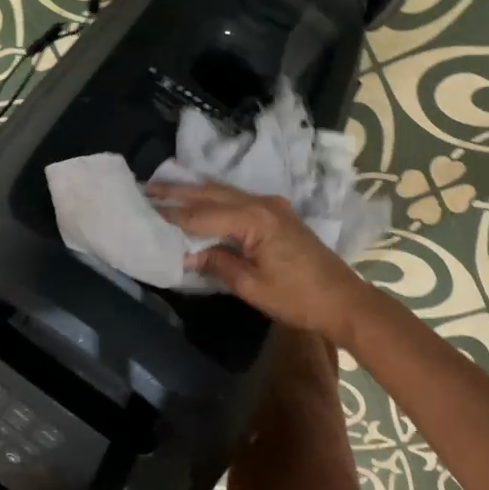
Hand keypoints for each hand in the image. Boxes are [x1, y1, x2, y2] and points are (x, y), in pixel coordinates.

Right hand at [146, 180, 384, 345]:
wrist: (344, 301)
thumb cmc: (298, 298)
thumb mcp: (251, 287)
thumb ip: (218, 263)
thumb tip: (189, 252)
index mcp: (255, 219)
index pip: (203, 214)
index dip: (173, 214)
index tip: (144, 209)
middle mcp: (262, 204)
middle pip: (211, 193)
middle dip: (177, 191)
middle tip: (145, 188)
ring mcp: (271, 206)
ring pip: (223, 192)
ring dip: (193, 191)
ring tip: (163, 188)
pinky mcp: (276, 214)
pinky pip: (236, 199)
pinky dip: (212, 198)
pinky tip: (197, 199)